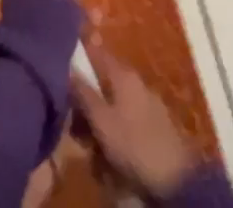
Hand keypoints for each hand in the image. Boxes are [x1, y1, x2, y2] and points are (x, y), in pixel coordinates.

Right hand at [71, 41, 198, 199]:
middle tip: (70, 121)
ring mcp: (144, 103)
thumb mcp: (100, 119)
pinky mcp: (150, 124)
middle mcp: (134, 82)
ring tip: (85, 142)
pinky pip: (121, 119)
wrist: (177, 181)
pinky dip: (109, 130)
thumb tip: (64, 64)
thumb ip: (81, 91)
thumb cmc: (134, 144)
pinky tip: (104, 150)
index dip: (75, 54)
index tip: (56, 65)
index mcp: (122, 75)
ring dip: (94, 119)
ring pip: (108, 102)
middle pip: (98, 80)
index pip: (94, 51)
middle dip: (82, 99)